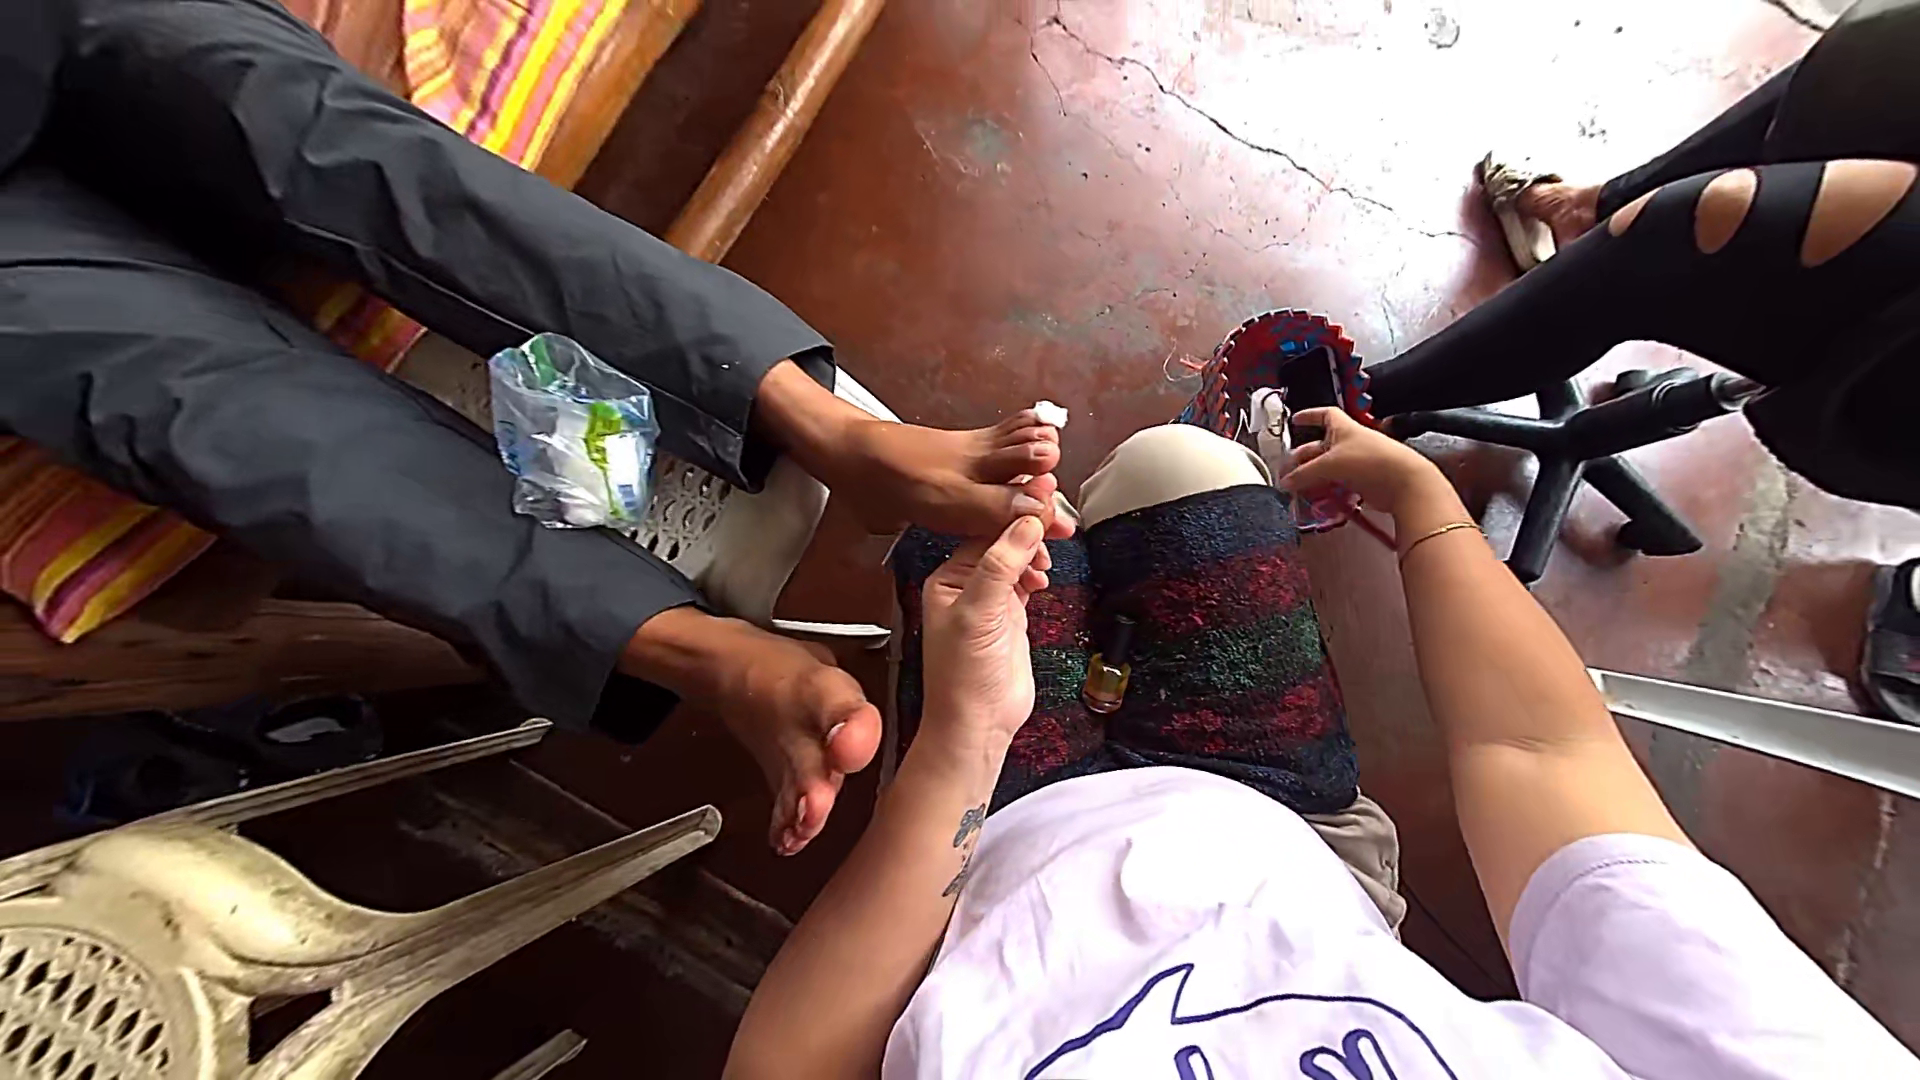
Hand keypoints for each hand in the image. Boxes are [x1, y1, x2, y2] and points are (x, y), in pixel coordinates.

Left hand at [920, 515, 1050, 746]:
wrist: (979, 723)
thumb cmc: (964, 676)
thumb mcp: (978, 614)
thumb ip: (1000, 566)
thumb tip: (1026, 522)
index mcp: (949, 578)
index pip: (984, 532)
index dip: (1013, 510)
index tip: (1042, 490)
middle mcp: (968, 584)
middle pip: (1003, 541)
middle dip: (1031, 524)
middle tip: (1059, 511)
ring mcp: (991, 600)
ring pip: (1017, 558)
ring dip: (1037, 546)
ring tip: (1060, 536)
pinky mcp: (1011, 616)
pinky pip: (1026, 580)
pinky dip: (1038, 570)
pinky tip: (1045, 572)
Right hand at [1280, 408, 1449, 518]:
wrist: (1404, 484)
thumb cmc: (1370, 461)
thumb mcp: (1329, 465)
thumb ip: (1303, 474)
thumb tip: (1285, 483)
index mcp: (1344, 430)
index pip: (1325, 415)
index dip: (1309, 416)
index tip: (1295, 420)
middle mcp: (1349, 444)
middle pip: (1318, 449)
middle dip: (1301, 460)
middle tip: (1286, 473)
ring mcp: (1355, 463)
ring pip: (1325, 469)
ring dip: (1310, 480)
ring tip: (1297, 490)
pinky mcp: (1360, 481)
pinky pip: (1335, 485)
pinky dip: (1324, 492)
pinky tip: (1315, 500)